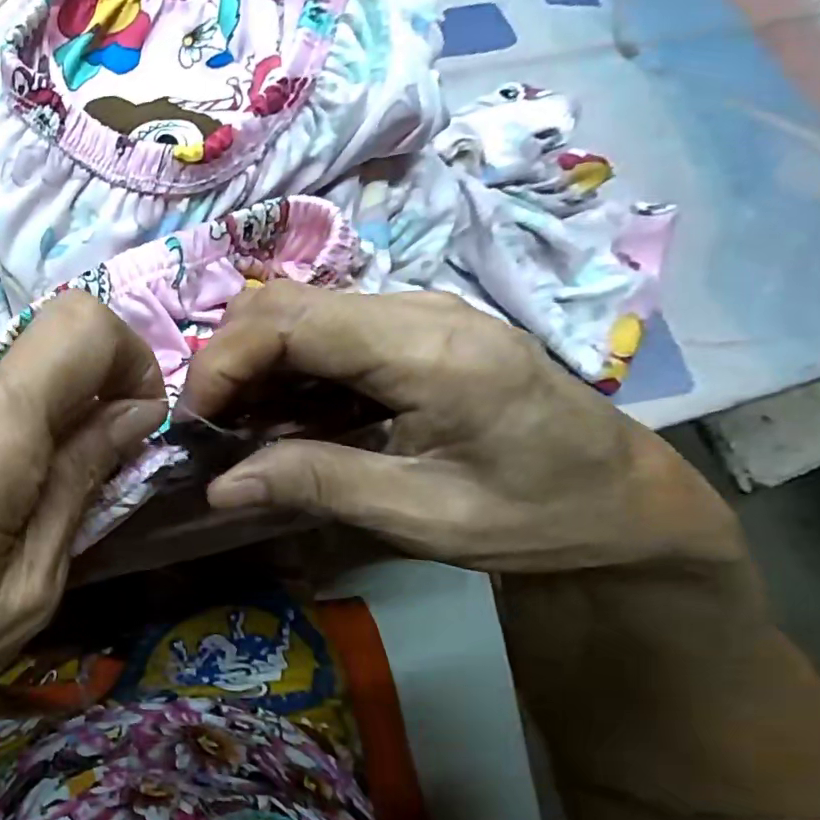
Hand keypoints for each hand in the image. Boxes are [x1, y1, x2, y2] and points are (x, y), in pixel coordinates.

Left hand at [0, 292, 165, 819]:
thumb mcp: (32, 584)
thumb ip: (80, 480)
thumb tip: (136, 411)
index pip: (74, 326)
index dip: (126, 355)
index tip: (136, 416)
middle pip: (38, 349)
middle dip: (82, 397)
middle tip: (86, 473)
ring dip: (29, 415)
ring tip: (17, 494)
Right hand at [178, 281, 739, 572]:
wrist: (624, 502)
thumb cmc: (536, 515)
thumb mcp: (424, 515)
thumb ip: (318, 485)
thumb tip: (218, 485)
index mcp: (433, 352)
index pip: (291, 322)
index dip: (223, 364)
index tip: (196, 423)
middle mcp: (417, 311)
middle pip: (280, 303)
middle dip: (224, 361)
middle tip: (210, 429)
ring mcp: (411, 313)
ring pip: (290, 311)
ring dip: (247, 367)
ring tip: (241, 431)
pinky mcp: (404, 329)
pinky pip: (314, 331)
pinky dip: (277, 371)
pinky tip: (281, 419)